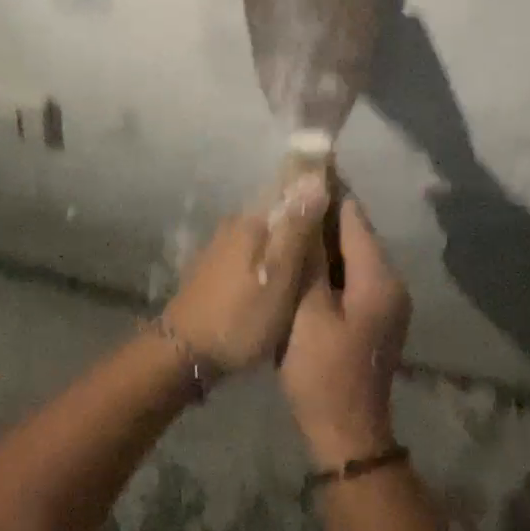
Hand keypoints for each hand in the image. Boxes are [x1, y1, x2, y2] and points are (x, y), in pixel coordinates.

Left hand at [162, 174, 329, 370]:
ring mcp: (222, 246)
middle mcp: (235, 224)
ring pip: (267, 230)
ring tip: (322, 255)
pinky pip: (256, 249)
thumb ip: (297, 231)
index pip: (290, 186)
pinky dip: (275, 254)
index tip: (344, 193)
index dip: (318, 186)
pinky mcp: (217, 267)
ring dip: (292, 236)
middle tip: (340, 233)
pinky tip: (289, 272)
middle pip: (279, 208)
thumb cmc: (239, 318)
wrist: (185, 351)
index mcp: (252, 221)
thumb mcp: (278, 277)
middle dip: (308, 214)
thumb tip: (316, 179)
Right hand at [280, 198, 411, 464]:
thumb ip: (308, 259)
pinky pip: (349, 279)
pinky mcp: (373, 319)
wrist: (345, 430)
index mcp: (379, 277)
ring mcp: (385, 303)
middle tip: (278, 205)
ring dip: (320, 244)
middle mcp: (390, 283)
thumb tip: (305, 210)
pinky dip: (325, 269)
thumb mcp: (307, 312)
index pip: (353, 216)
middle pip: (354, 234)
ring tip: (282, 232)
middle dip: (319, 217)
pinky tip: (296, 269)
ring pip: (350, 258)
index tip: (294, 173)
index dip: (326, 192)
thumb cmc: (322, 369)